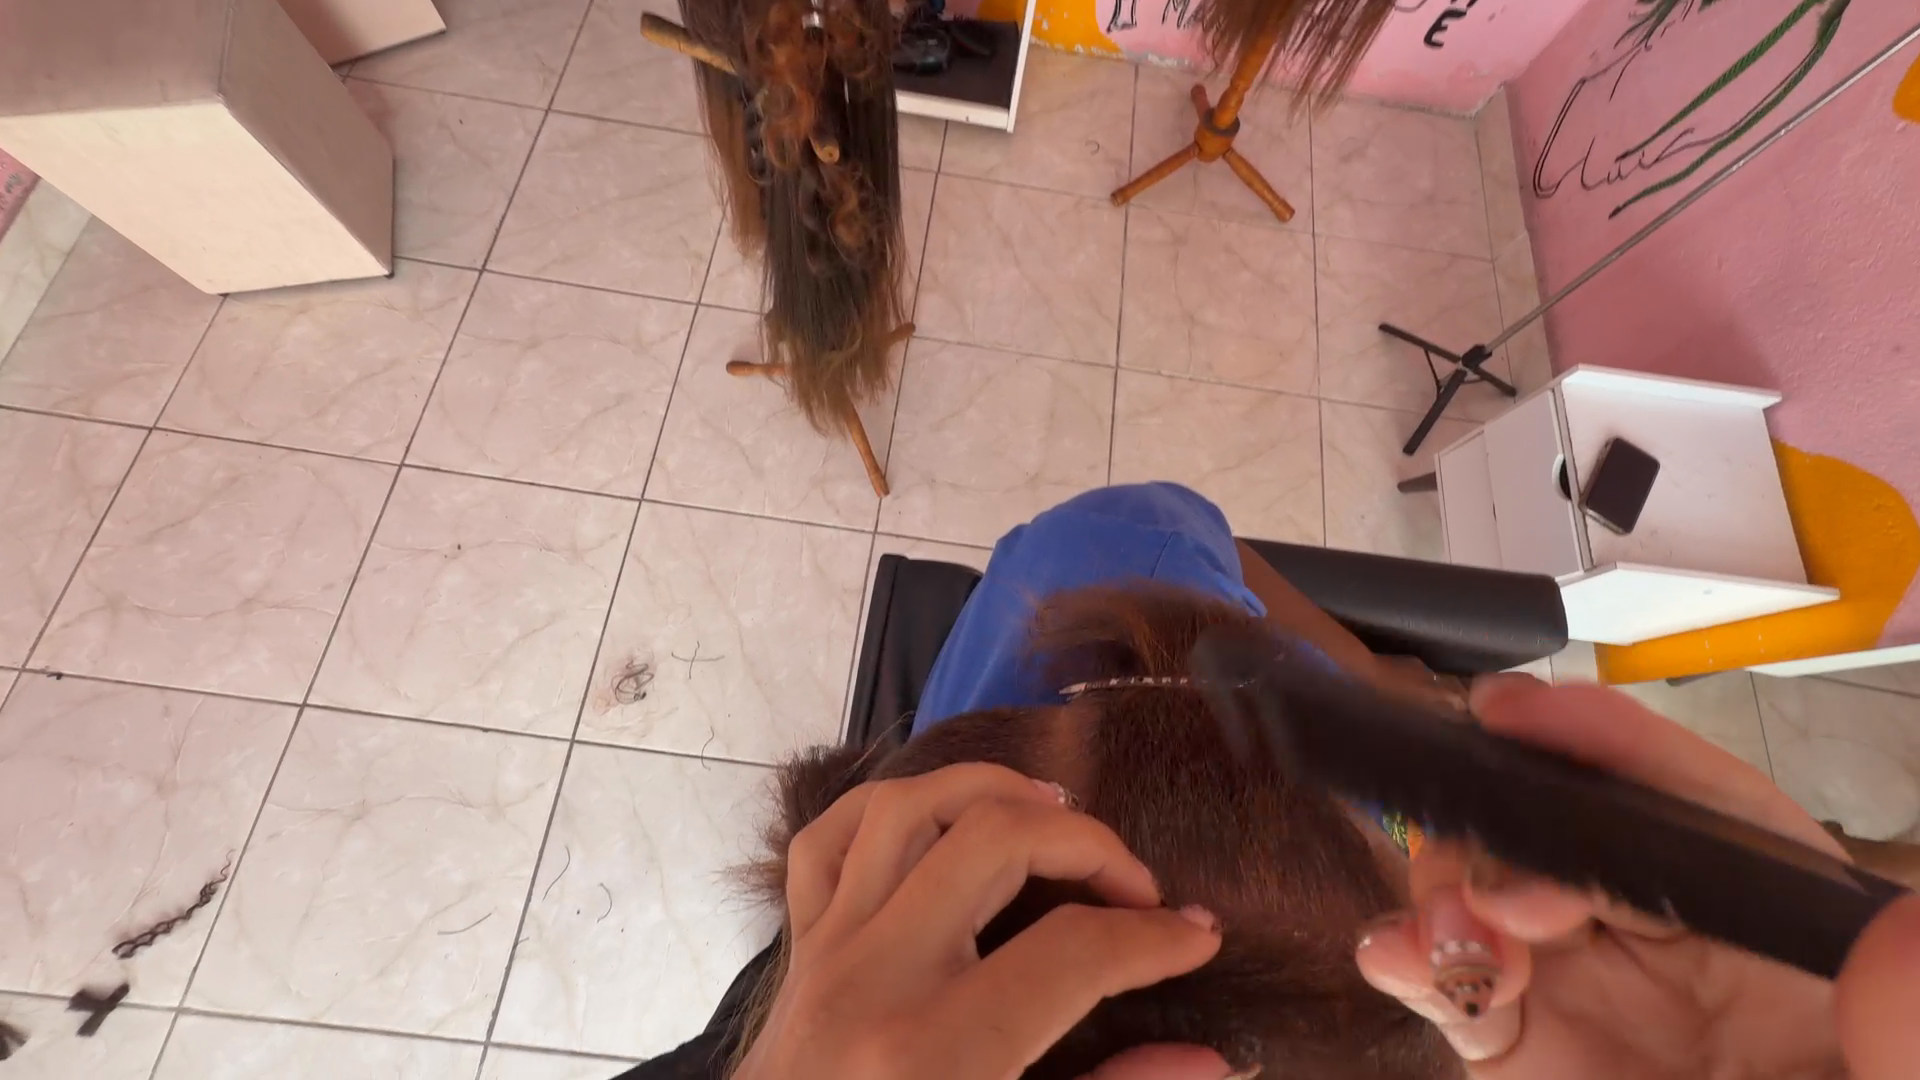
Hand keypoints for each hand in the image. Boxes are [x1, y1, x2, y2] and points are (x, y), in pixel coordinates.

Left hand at [734, 762, 1231, 1079]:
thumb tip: (1217, 1061)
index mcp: (936, 1055)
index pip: (1074, 954)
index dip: (1154, 938)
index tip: (1198, 934)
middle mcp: (876, 977)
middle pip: (994, 840)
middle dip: (1086, 842)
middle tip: (1132, 881)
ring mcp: (827, 947)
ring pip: (906, 808)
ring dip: (988, 788)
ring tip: (1048, 808)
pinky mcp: (798, 942)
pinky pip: (828, 836)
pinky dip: (886, 809)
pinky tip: (939, 818)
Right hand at [1354, 675, 1919, 1079]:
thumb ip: (1912, 1036)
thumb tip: (1893, 927)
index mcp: (1787, 948)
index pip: (1702, 812)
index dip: (1608, 747)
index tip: (1513, 715)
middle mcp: (1672, 946)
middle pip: (1558, 832)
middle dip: (1510, 840)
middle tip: (1505, 905)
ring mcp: (1580, 987)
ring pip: (1479, 885)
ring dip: (1445, 892)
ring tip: (1455, 948)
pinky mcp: (1506, 1034)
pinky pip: (1436, 969)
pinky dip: (1404, 950)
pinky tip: (1402, 959)